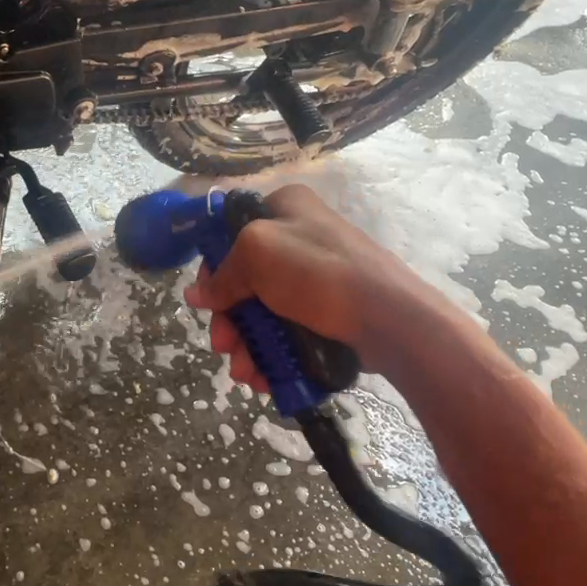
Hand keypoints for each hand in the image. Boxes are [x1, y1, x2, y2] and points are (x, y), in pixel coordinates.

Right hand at [181, 184, 436, 382]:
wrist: (390, 318)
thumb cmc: (317, 273)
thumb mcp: (256, 256)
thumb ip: (222, 275)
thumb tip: (196, 296)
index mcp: (285, 208)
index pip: (230, 233)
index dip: (212, 270)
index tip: (206, 301)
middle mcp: (299, 238)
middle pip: (244, 281)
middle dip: (230, 320)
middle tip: (224, 345)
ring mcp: (316, 278)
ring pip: (264, 312)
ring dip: (247, 345)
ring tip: (245, 374)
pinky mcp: (330, 313)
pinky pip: (288, 331)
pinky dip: (272, 354)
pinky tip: (264, 377)